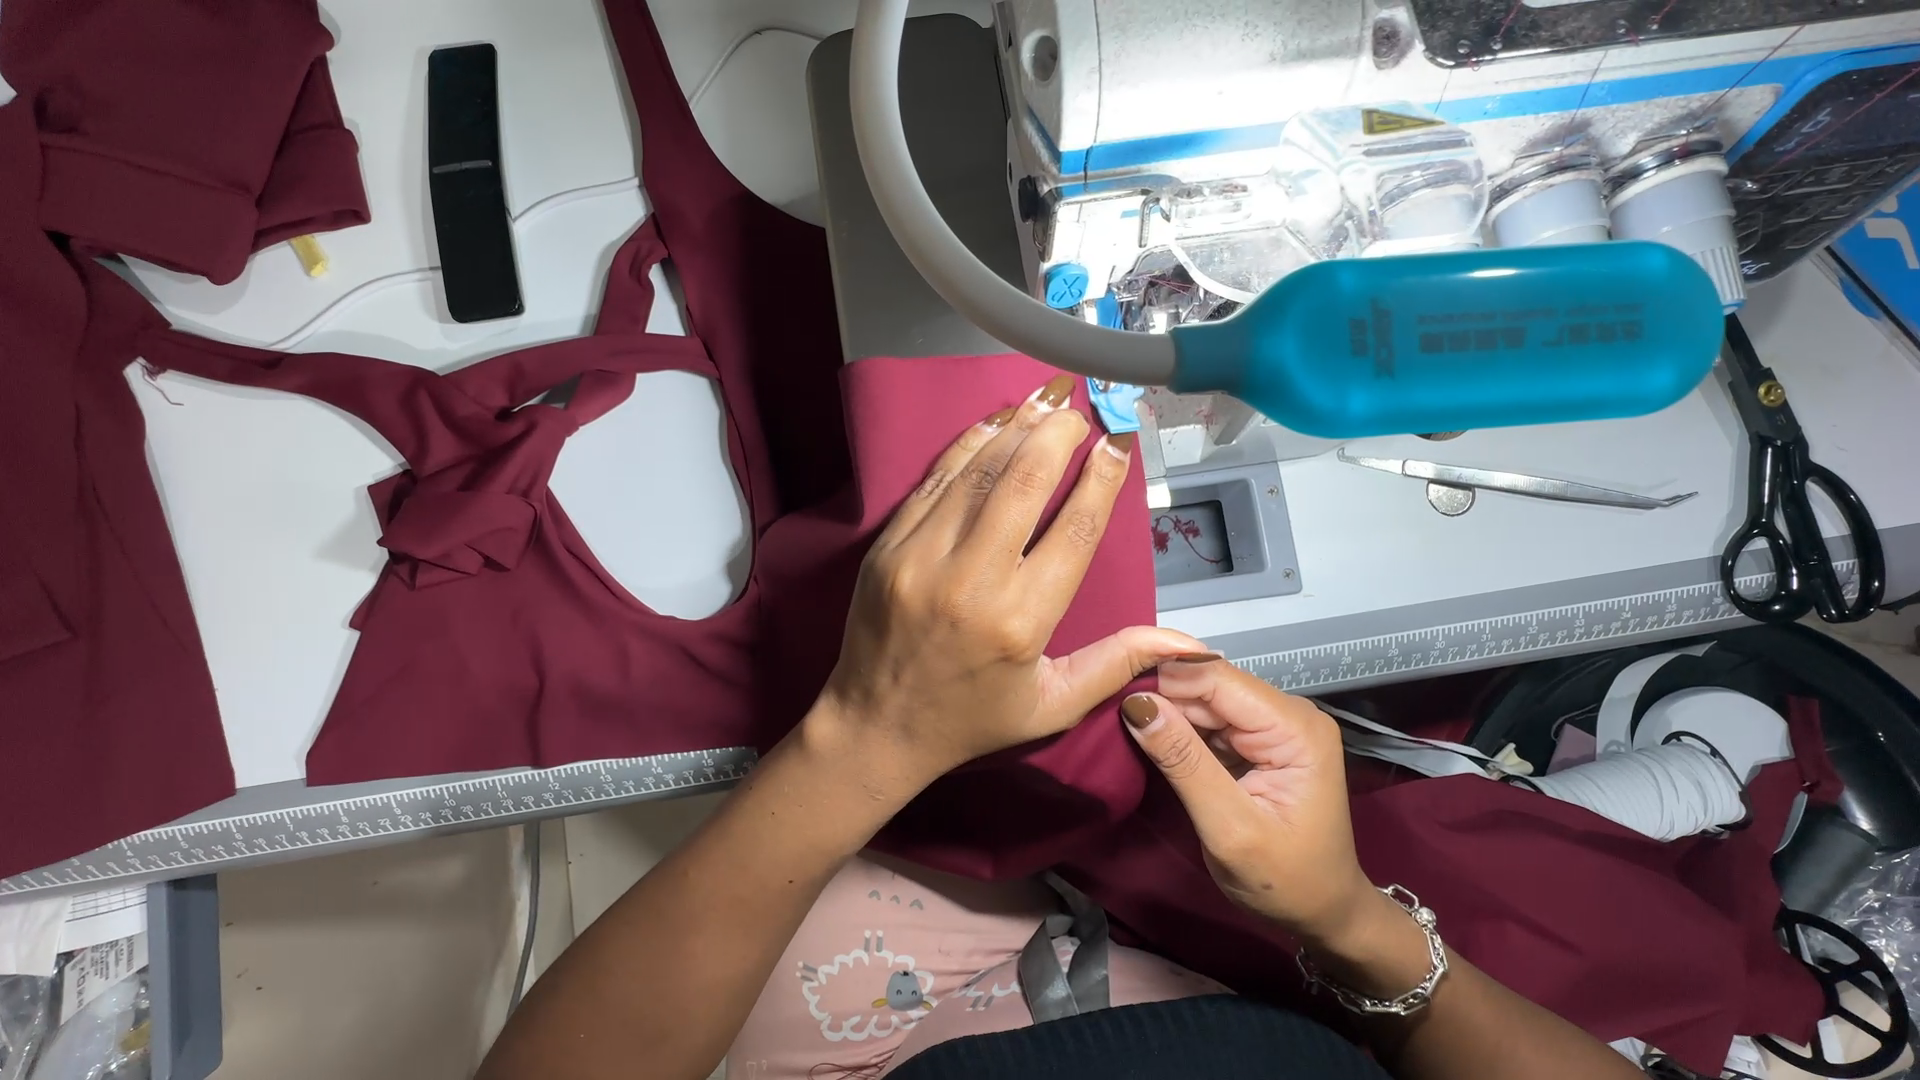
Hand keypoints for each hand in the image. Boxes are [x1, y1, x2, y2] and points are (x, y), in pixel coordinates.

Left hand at [815, 375, 1209, 794]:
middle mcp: (971, 582)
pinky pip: (933, 481)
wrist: (875, 727)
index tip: (1119, 441)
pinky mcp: (887, 547)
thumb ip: (1117, 663)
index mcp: (1020, 622)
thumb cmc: (971, 718)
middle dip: (1058, 434)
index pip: (1072, 530)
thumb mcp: (1052, 705)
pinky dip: (966, 445)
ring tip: (1047, 399)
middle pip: (1023, 483)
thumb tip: (1187, 642)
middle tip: (1081, 409)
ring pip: (977, 472)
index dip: (1102, 479)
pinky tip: (995, 421)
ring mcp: (920, 559)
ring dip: (1016, 428)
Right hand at [1120, 662, 1376, 944]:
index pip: (1215, 678)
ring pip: (1204, 699)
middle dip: (1162, 697)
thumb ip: (1184, 762)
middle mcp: (1288, 712)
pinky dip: (1180, 730)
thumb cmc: (1285, 881)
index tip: (1114, 697)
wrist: (1323, 914)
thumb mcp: (1228, 828)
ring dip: (1167, 713)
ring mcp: (1274, 724)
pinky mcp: (1258, 739)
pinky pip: (1210, 720)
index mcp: (1294, 727)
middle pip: (1209, 685)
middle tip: (1112, 717)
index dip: (1164, 681)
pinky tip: (1153, 741)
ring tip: (1125, 727)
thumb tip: (1137, 704)